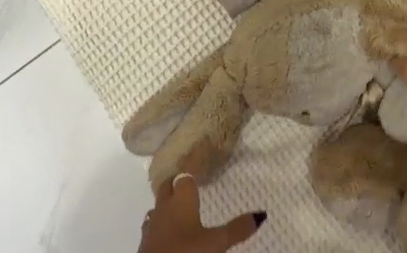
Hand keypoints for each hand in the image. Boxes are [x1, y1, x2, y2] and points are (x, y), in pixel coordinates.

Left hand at [137, 174, 263, 251]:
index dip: (191, 169)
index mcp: (181, 199)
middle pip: (167, 186)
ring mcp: (151, 225)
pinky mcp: (144, 243)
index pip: (184, 175)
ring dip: (167, 203)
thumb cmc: (186, 252)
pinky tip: (170, 231)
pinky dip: (161, 223)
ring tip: (180, 205)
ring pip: (158, 206)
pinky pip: (153, 225)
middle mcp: (164, 207)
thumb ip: (237, 228)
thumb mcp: (216, 243)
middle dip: (177, 182)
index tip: (199, 162)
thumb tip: (262, 213)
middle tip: (190, 181)